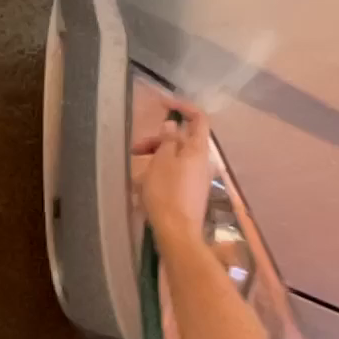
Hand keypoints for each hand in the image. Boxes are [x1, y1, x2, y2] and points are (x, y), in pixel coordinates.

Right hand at [130, 97, 215, 241]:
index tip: (161, 104)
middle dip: (158, 140)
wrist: (177, 234)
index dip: (182, 106)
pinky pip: (174, 176)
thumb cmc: (167, 193)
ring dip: (155, 160)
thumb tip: (172, 124)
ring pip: (175, 159)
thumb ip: (167, 139)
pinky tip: (143, 190)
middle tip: (136, 148)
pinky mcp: (190, 194)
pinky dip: (159, 175)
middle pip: (181, 140)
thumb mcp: (161, 161)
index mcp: (198, 149)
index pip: (198, 117)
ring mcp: (197, 179)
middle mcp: (202, 161)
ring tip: (136, 176)